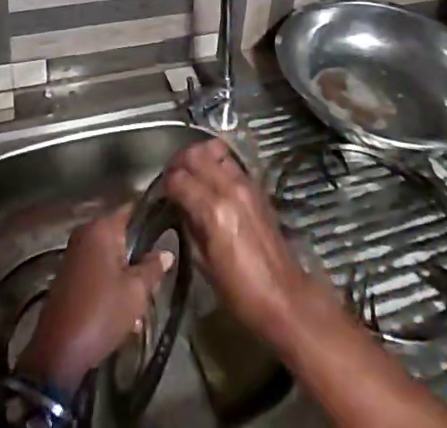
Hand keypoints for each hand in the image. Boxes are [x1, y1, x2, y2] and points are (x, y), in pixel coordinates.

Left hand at [17, 205, 174, 389]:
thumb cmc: (102, 312)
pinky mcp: (70, 276)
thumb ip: (153, 267)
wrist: (60, 350)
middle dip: (140, 258)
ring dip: (128, 279)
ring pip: (112, 259)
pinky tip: (125, 316)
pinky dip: (112, 288)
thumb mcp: (136, 291)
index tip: (169, 234)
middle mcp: (85, 234)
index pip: (132, 211)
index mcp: (101, 228)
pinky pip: (99, 273)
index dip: (151, 220)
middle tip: (155, 281)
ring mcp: (75, 255)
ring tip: (140, 308)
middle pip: (123, 238)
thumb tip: (165, 252)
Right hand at [163, 139, 318, 341]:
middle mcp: (230, 189)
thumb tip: (177, 205)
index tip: (162, 194)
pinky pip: (231, 163)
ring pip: (215, 150)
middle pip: (195, 154)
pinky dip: (216, 163)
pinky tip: (211, 181)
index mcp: (213, 210)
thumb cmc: (239, 289)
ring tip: (192, 176)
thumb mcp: (203, 261)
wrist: (285, 297)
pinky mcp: (258, 188)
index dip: (165, 183)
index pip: (178, 178)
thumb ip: (188, 224)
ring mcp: (246, 185)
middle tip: (173, 179)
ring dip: (199, 158)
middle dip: (179, 163)